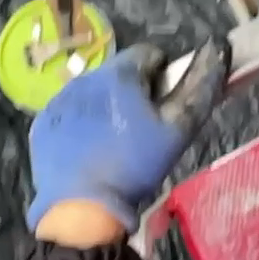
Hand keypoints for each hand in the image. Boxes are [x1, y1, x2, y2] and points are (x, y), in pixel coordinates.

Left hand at [25, 40, 229, 232]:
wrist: (82, 210)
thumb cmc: (135, 166)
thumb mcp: (178, 129)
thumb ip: (201, 86)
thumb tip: (215, 50)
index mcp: (119, 73)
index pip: (149, 53)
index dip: (163, 77)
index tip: (163, 107)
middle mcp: (85, 77)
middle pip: (120, 72)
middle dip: (134, 91)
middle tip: (142, 128)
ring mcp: (59, 99)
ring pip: (94, 91)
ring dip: (108, 105)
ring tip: (115, 141)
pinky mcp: (43, 123)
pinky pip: (70, 112)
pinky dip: (83, 123)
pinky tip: (90, 149)